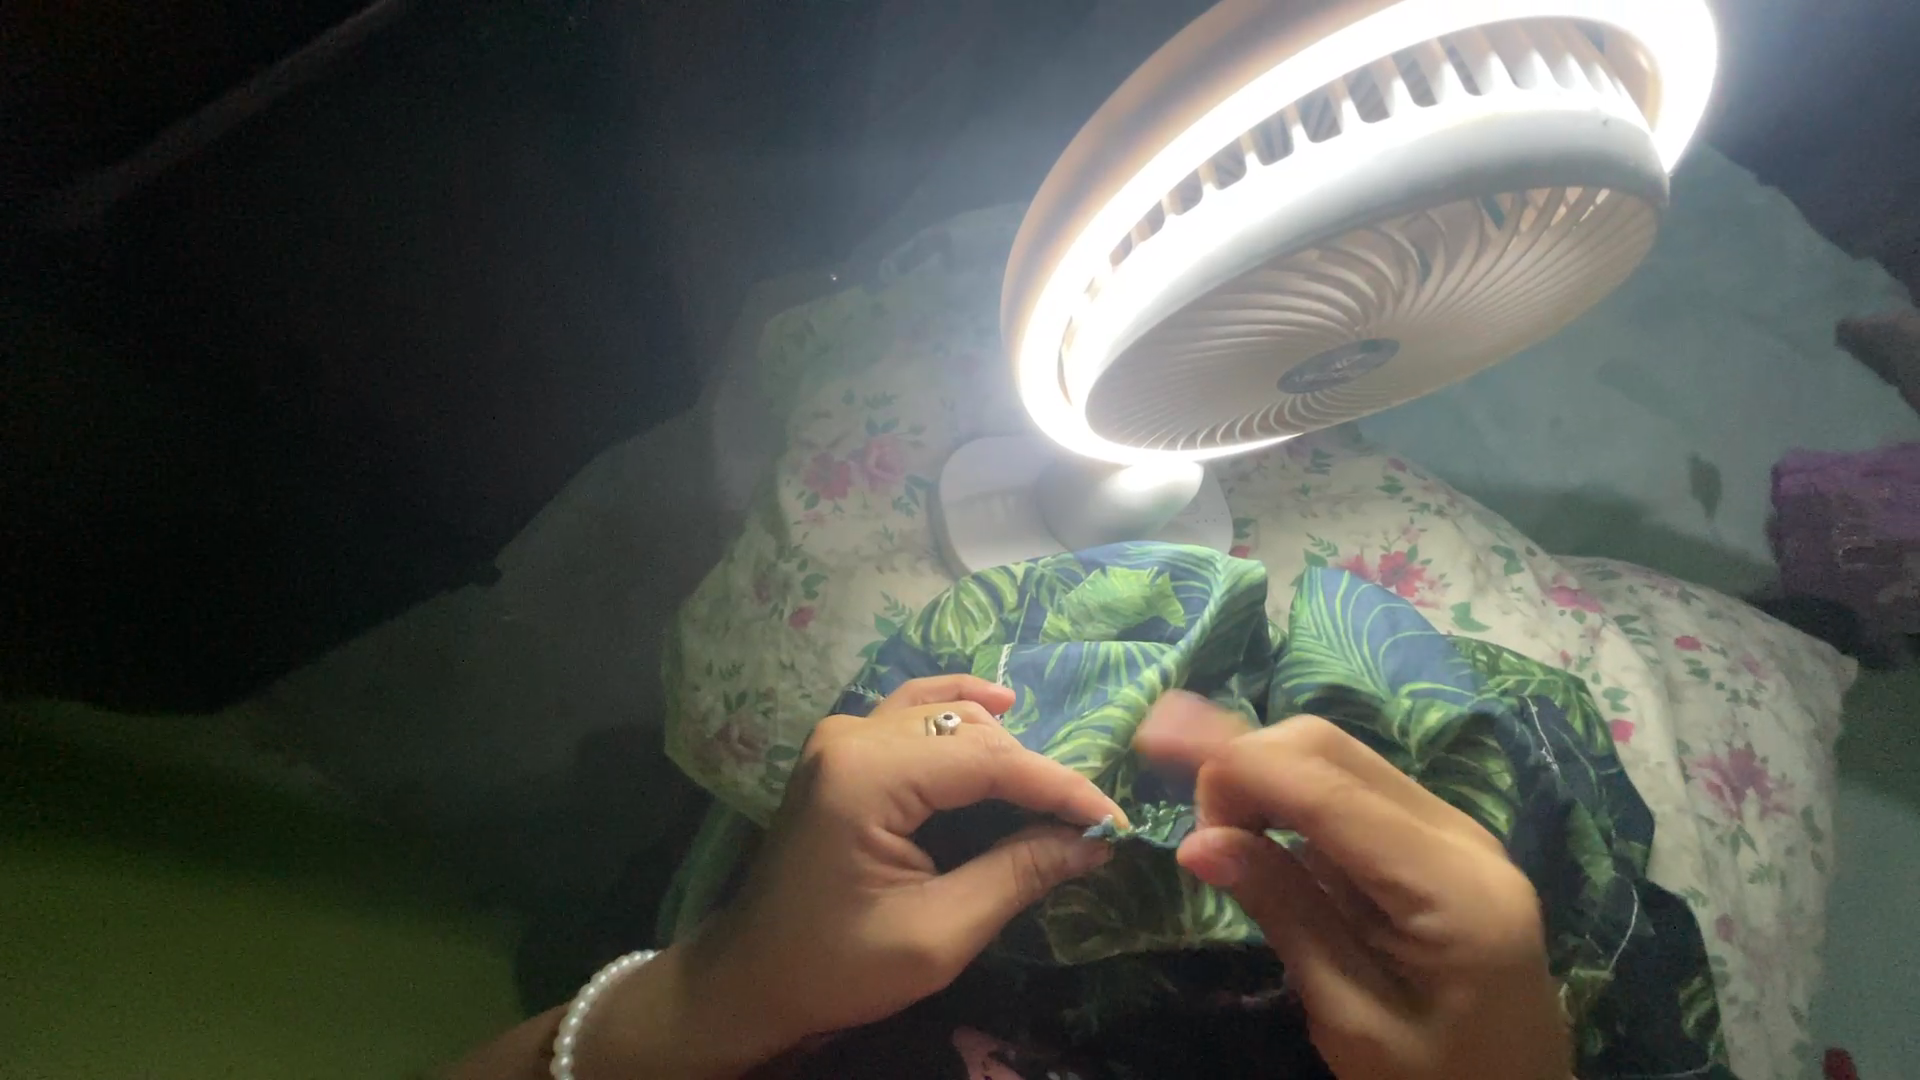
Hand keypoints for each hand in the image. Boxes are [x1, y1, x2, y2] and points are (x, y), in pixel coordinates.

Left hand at [659, 675, 1124, 1073]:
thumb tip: (1090, 841)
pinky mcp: (844, 743)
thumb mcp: (936, 937)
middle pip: (969, 731)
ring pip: (947, 712)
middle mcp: (852, 735)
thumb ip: (1016, 876)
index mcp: (865, 776)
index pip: (985, 760)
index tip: (1112, 819)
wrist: (750, 976)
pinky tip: (998, 706)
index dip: (1057, 786)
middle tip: (1082, 820)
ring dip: (1003, 745)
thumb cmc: (835, 967)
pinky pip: (916, 707)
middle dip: (1032, 772)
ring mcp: (843, 732)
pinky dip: (961, 707)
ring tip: (1046, 788)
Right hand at [1136, 692, 1569, 1079]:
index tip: (1155, 757)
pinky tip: (1256, 822)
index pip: (1323, 788)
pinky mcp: (1427, 829)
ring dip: (1256, 771)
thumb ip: (1281, 912)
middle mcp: (1457, 833)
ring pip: (1325, 750)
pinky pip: (1338, 777)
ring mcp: (1447, 824)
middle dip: (1240, 765)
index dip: (1232, 764)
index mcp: (1452, 889)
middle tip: (1202, 833)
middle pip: (1321, 747)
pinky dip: (1280, 786)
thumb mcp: (1348, 1016)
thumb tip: (1194, 841)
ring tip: (1223, 830)